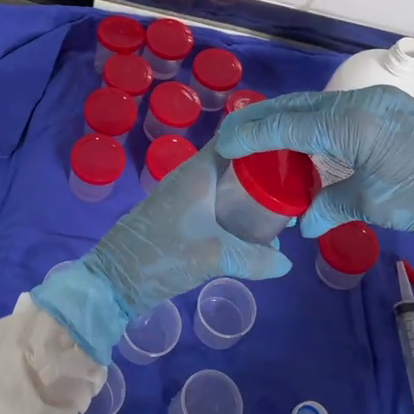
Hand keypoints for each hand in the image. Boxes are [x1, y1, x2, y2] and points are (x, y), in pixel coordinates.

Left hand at [31, 148, 289, 362]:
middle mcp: (190, 177)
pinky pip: (216, 200)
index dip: (259, 132)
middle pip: (233, 159)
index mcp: (196, 173)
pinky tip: (254, 223)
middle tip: (298, 175)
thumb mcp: (213, 257)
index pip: (231, 136)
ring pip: (224, 182)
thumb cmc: (161, 257)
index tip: (290, 137)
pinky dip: (236, 205)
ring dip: (249, 187)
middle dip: (263, 165)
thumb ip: (253, 259)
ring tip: (284, 199)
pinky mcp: (180, 216)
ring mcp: (183, 196)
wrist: (115, 280)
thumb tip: (287, 263)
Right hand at [215, 88, 413, 281]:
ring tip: (260, 142)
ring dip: (286, 121)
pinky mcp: (391, 110)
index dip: (250, 133)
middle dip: (261, 120)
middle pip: (296, 106)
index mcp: (351, 122)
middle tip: (232, 137)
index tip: (221, 144)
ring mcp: (377, 103)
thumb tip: (304, 220)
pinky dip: (311, 124)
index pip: (285, 123)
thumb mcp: (377, 206)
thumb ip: (331, 206)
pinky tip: (303, 144)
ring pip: (316, 106)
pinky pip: (336, 112)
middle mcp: (359, 102)